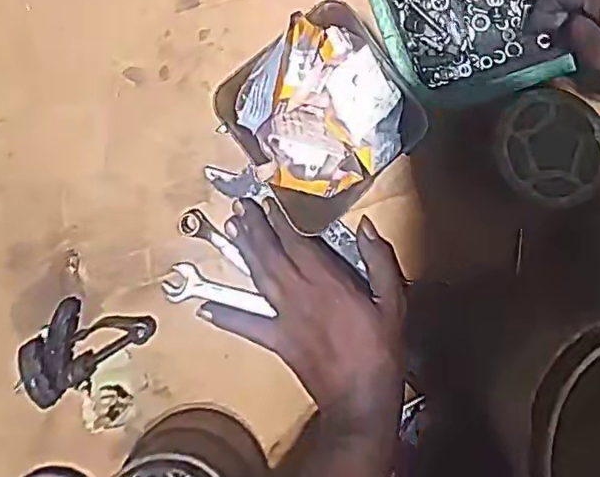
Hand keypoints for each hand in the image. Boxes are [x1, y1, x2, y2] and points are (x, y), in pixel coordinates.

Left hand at [202, 200, 406, 431]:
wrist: (361, 399)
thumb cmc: (379, 346)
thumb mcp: (392, 297)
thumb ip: (378, 258)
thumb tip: (365, 224)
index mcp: (328, 280)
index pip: (298, 241)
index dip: (281, 218)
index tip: (269, 199)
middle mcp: (300, 293)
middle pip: (273, 253)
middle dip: (256, 227)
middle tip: (241, 205)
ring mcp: (285, 318)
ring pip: (260, 277)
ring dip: (245, 252)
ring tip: (233, 229)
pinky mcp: (277, 342)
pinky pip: (248, 326)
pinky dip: (227, 315)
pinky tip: (207, 307)